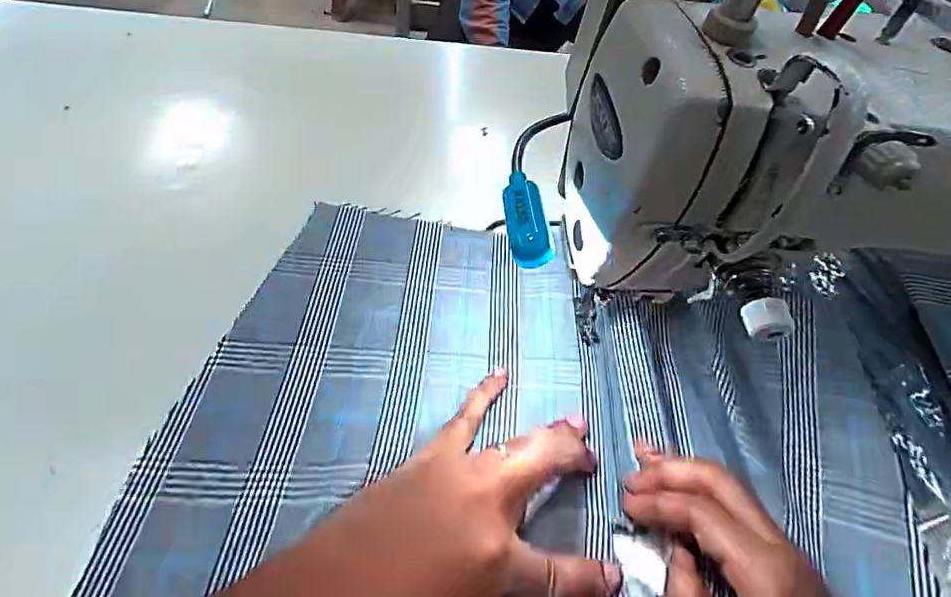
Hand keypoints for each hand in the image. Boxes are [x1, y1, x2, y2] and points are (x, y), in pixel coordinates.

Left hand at [219, 370, 620, 596]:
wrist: (336, 582)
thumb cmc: (406, 595)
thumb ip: (516, 586)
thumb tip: (547, 578)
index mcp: (497, 554)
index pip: (562, 573)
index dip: (591, 576)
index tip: (614, 574)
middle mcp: (484, 501)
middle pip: (543, 468)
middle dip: (574, 460)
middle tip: (595, 458)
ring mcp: (456, 470)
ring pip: (513, 440)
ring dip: (546, 431)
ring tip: (574, 420)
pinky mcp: (429, 457)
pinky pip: (463, 419)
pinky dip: (482, 396)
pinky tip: (498, 376)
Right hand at [621, 443, 828, 596]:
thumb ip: (688, 593)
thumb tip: (677, 551)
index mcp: (766, 571)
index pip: (701, 509)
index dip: (658, 503)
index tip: (626, 506)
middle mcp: (782, 548)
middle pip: (720, 481)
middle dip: (672, 471)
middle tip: (633, 477)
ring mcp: (791, 552)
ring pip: (733, 487)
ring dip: (688, 473)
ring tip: (648, 461)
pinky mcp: (790, 562)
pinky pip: (741, 508)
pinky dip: (706, 491)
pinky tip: (683, 486)